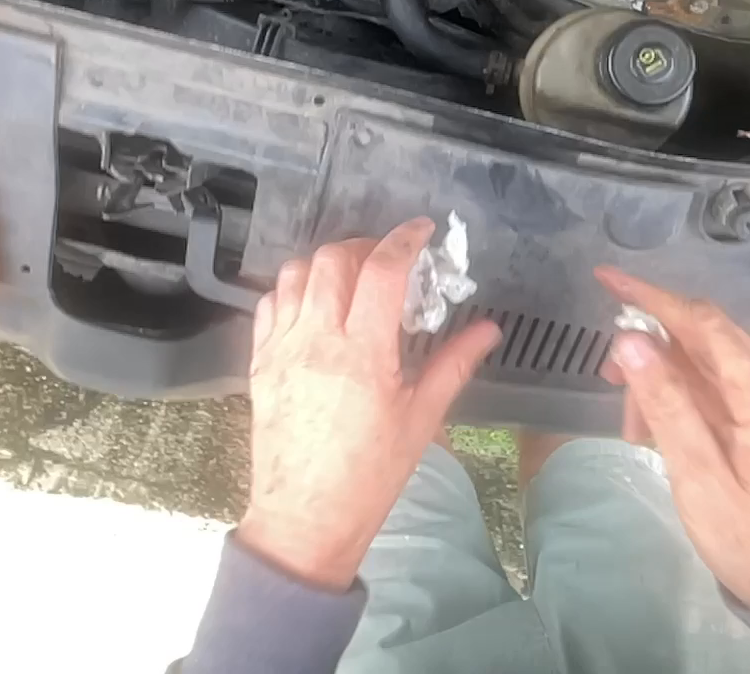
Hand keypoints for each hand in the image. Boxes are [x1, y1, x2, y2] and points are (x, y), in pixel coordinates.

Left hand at [237, 219, 502, 589]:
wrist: (305, 519)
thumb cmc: (371, 474)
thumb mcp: (421, 419)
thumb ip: (454, 365)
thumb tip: (489, 328)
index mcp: (363, 353)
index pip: (382, 271)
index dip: (404, 239)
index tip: (421, 229)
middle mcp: (316, 338)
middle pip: (334, 259)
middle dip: (365, 244)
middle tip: (387, 258)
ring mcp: (281, 346)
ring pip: (296, 272)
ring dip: (326, 261)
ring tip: (351, 275)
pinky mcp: (259, 359)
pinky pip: (269, 302)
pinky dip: (293, 287)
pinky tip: (313, 302)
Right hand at [596, 267, 749, 606]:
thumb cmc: (748, 539)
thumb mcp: (698, 477)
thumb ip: (665, 404)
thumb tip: (629, 339)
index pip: (703, 324)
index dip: (652, 296)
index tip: (607, 280)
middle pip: (701, 333)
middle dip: (648, 338)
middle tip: (607, 369)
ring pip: (699, 357)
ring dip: (657, 373)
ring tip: (629, 419)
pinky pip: (706, 382)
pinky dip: (671, 392)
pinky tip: (650, 425)